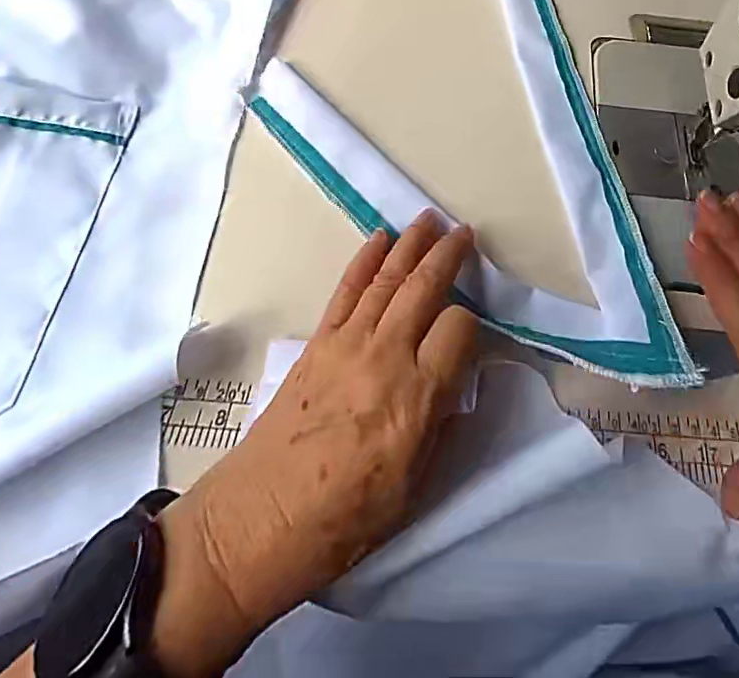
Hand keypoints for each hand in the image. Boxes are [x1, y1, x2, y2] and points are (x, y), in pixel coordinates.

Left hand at [150, 211, 480, 676]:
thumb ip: (440, 428)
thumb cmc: (345, 517)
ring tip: (428, 220)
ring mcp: (346, 344)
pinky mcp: (317, 342)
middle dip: (448, 256)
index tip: (475, 328)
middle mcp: (384, 357)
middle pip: (423, 290)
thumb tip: (453, 386)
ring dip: (410, 245)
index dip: (474, 322)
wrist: (264, 513)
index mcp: (417, 397)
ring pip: (386, 280)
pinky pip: (347, 290)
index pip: (459, 331)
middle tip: (464, 232)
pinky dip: (364, 260)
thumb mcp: (414, 489)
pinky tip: (379, 240)